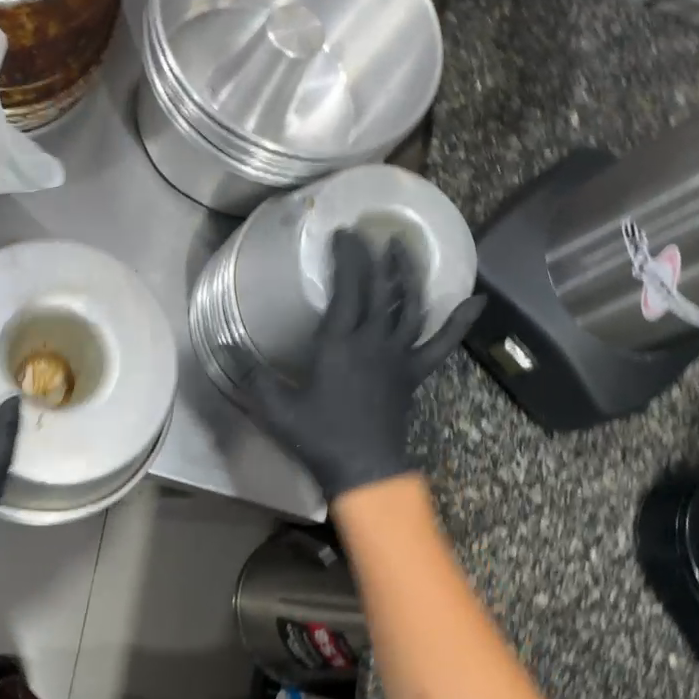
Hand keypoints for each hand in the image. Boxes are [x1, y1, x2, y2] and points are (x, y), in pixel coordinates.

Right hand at [247, 233, 483, 499]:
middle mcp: (373, 341)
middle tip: (369, 231)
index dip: (346, 258)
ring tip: (405, 247)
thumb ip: (251, 374)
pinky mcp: (415, 372)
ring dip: (409, 274)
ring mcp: (399, 356)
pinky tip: (476, 300)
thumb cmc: (316, 437)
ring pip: (410, 305)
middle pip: (379, 289)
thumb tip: (222, 344)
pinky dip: (460, 322)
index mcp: (339, 345)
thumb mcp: (274, 407)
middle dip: (374, 256)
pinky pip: (441, 343)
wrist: (362, 467)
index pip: (347, 289)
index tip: (343, 233)